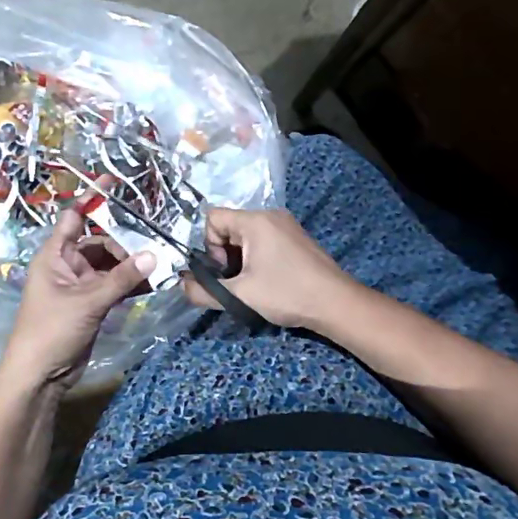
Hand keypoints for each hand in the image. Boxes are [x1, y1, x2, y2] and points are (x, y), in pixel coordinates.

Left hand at [0, 207, 153, 390]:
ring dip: (130, 265)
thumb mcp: (87, 302)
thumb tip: (153, 255)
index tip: (114, 182)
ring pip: (109, 265)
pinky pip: (113, 286)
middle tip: (151, 246)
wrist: (40, 375)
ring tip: (158, 264)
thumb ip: (121, 279)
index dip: (92, 199)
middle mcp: (66, 266)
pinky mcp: (91, 305)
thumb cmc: (52, 330)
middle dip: (124, 242)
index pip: (73, 217)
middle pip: (99, 242)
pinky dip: (129, 284)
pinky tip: (151, 284)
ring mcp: (79, 286)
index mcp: (54, 256)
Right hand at [184, 208, 359, 329]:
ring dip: (240, 258)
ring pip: (246, 235)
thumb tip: (181, 286)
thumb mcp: (239, 296)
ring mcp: (286, 225)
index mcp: (255, 221)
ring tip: (252, 283)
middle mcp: (270, 215)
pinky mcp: (296, 238)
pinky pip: (264, 239)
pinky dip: (257, 257)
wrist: (335, 303)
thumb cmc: (286, 294)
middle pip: (229, 226)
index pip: (213, 217)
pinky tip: (268, 280)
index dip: (209, 244)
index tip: (223, 269)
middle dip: (224, 253)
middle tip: (236, 280)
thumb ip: (204, 291)